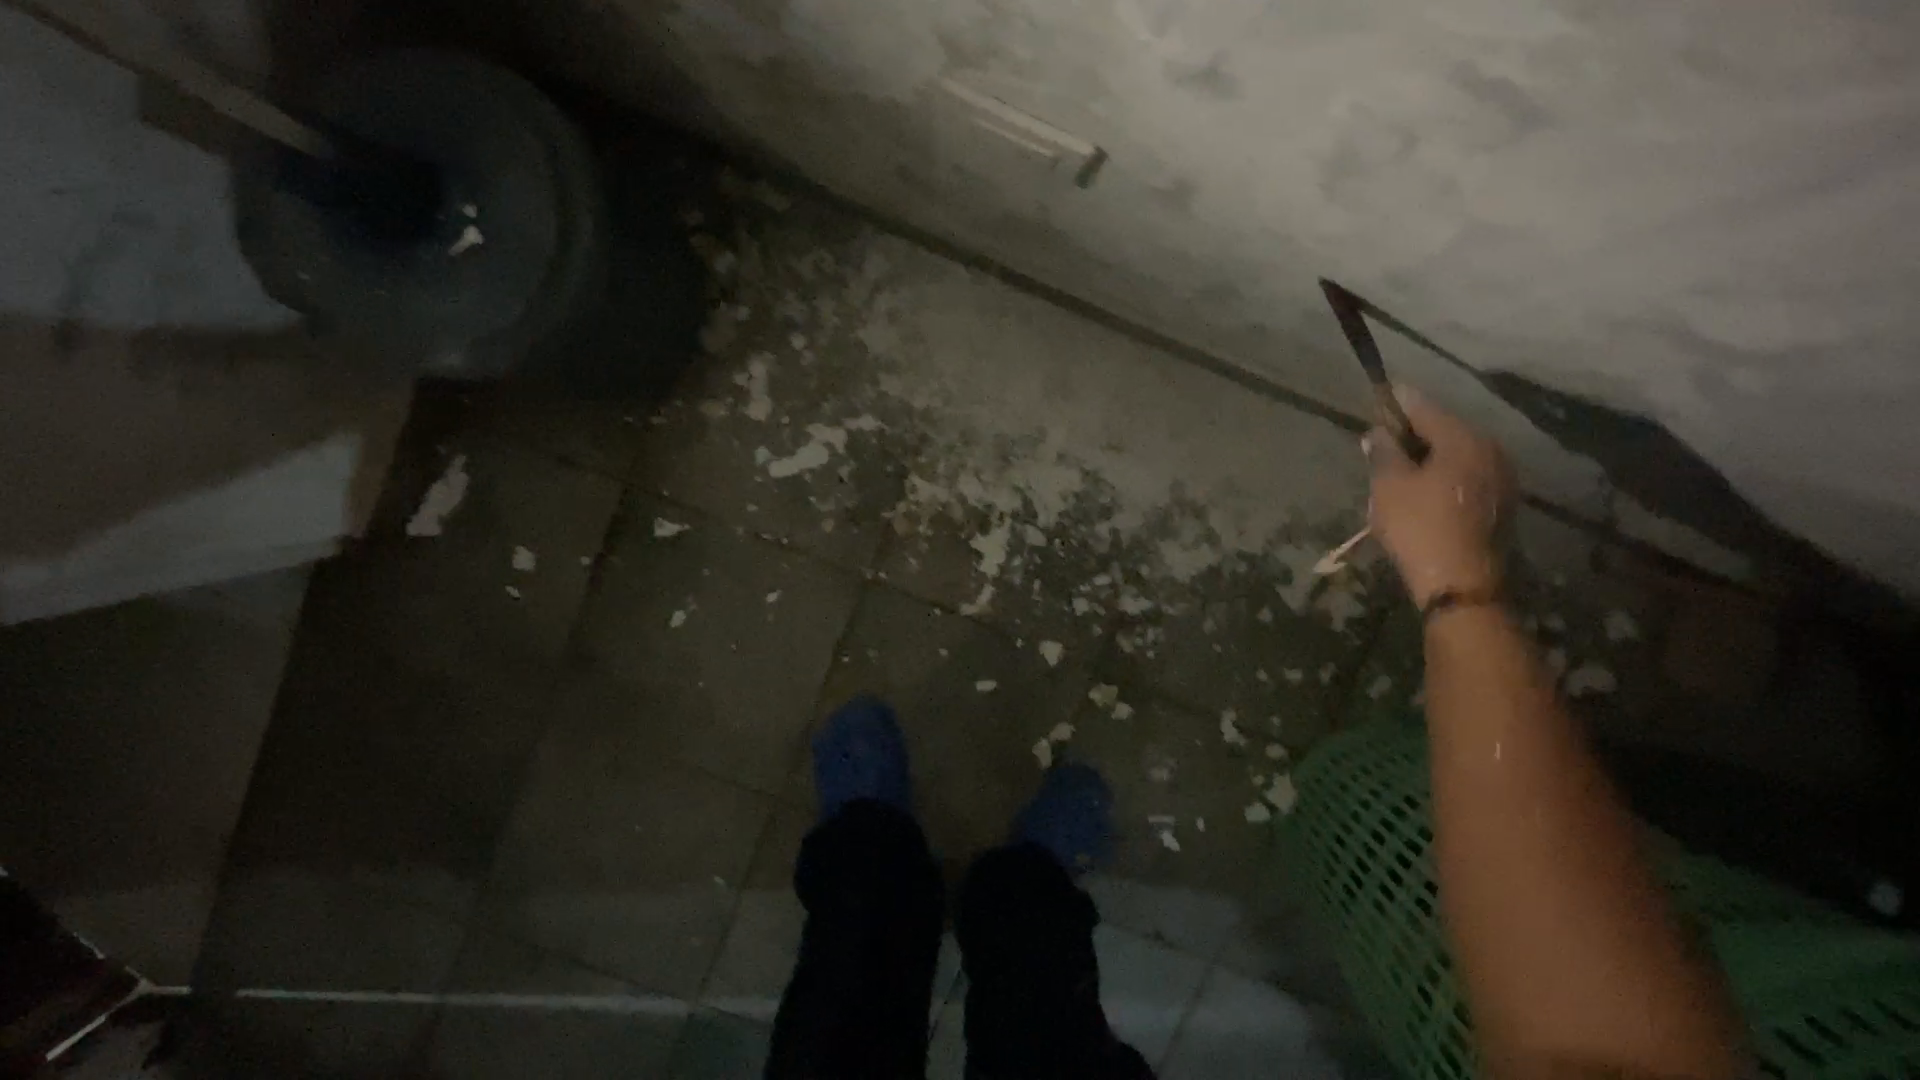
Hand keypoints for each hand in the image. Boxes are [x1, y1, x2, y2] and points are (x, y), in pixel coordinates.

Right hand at [1366, 391, 1514, 607]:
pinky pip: (1468, 476)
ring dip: (1432, 455)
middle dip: (1416, 431)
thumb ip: (1383, 452)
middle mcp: (1491, 450)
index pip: (1425, 408)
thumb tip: (1378, 432)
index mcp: (1464, 439)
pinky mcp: (1501, 504)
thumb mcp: (1388, 486)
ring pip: (1459, 454)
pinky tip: (1425, 488)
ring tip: (1403, 464)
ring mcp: (1502, 478)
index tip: (1383, 392)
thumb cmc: (1419, 527)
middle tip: (1387, 435)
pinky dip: (1445, 475)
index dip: (1399, 401)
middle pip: (1447, 430)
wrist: (1461, 582)